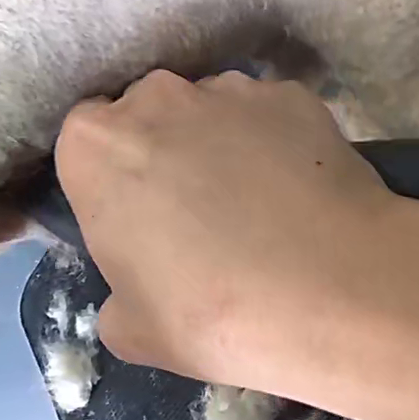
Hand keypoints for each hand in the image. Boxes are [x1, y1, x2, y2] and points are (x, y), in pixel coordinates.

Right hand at [56, 70, 397, 387]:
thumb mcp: (130, 328)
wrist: (328, 291)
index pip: (90, 145)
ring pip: (217, 110)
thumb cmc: (212, 314)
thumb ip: (118, 288)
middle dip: (170, 150)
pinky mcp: (297, 97)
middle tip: (206, 209)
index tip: (144, 215)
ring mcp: (235, 91)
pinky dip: (284, 143)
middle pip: (153, 115)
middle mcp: (160, 98)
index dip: (117, 180)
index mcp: (97, 146)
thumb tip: (146, 278)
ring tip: (267, 202)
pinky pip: (276, 118)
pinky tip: (305, 190)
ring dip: (229, 142)